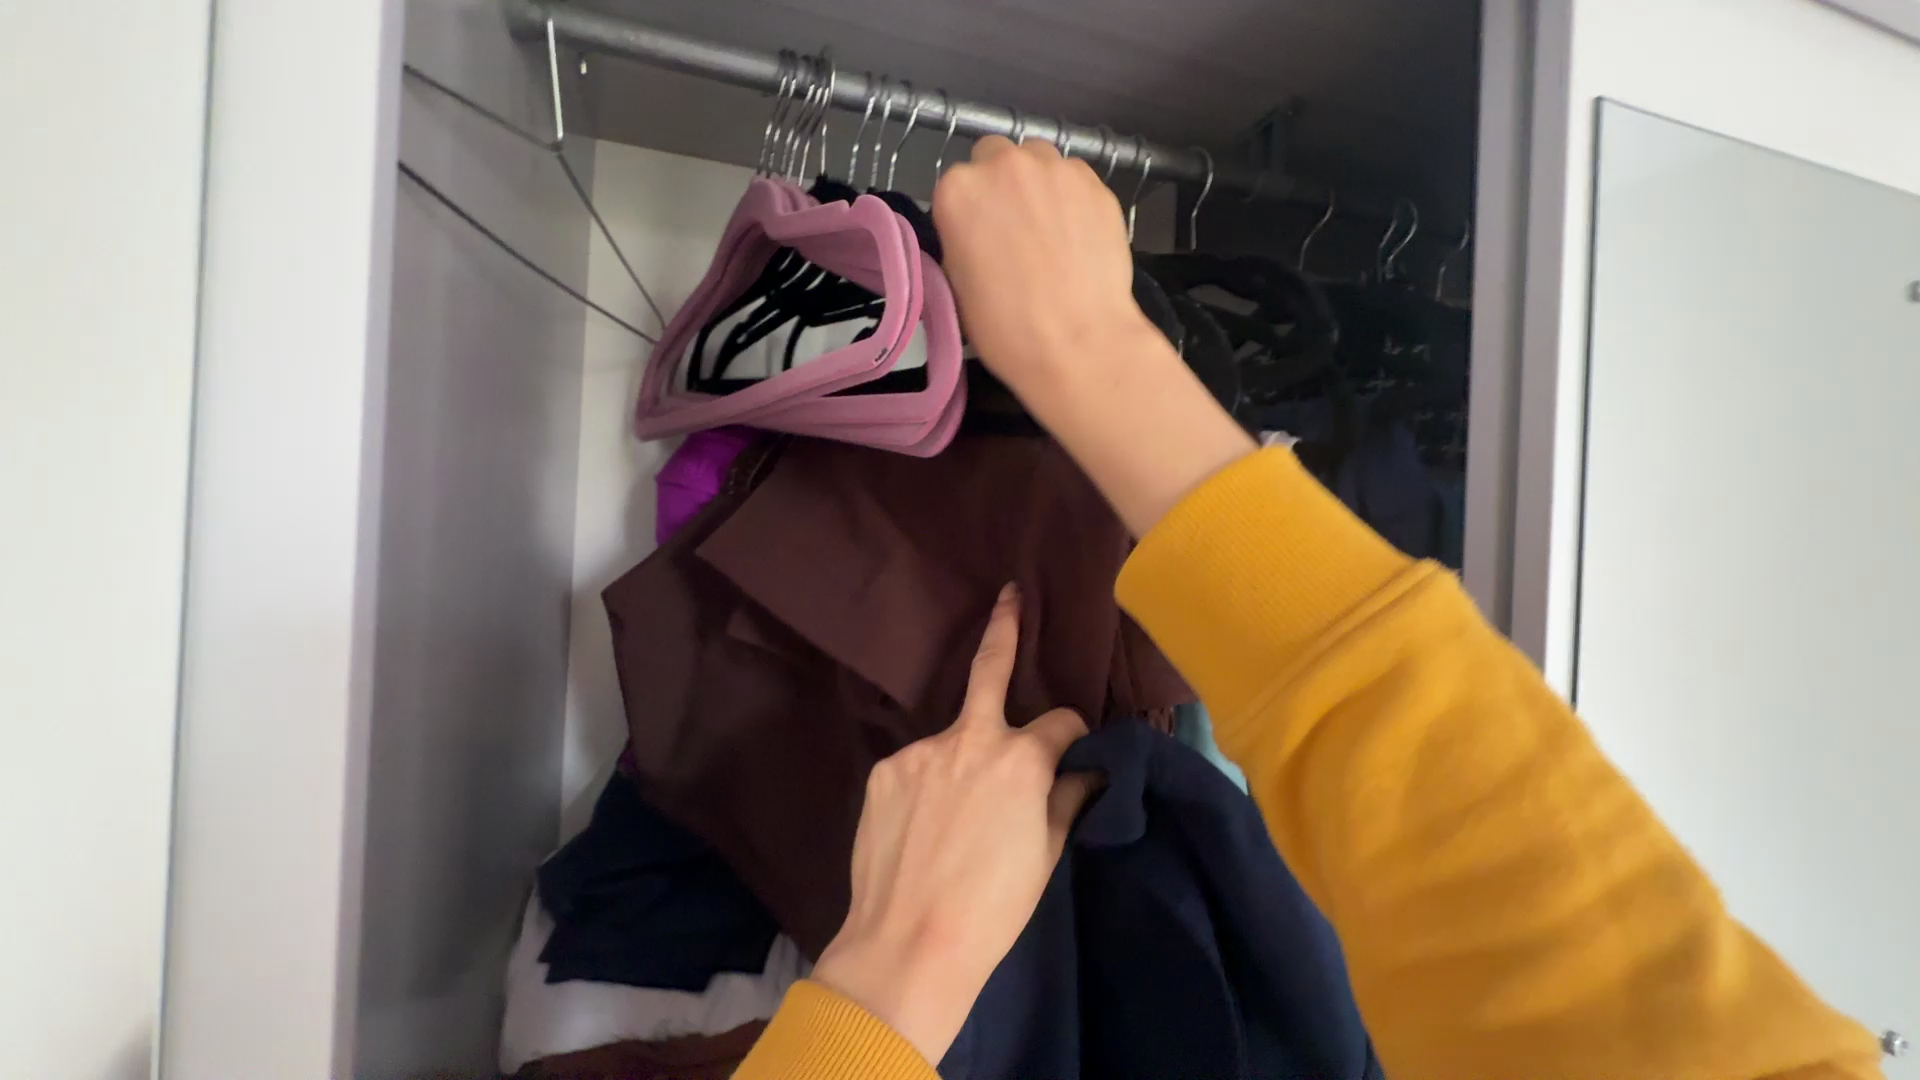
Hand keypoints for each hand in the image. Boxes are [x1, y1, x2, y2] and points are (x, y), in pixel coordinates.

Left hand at [811, 584, 1099, 1064]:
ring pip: (953, 742)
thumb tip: (1085, 770)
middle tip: (1009, 595)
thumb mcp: (1046, 854)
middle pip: (990, 670)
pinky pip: (916, 767)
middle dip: (1005, 628)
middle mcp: (968, 738)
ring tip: (952, 821)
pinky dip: (926, 785)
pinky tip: (921, 827)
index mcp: (1019, 758)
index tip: (1077, 752)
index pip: (1060, 722)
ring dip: (962, 762)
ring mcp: (919, 751)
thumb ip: (1067, 798)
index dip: (1074, 737)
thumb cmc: (993, 907)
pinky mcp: (883, 770)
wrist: (909, 944)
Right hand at [932, 135, 1154, 395]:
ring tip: (1049, 233)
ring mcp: (1056, 170)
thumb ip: (959, 245)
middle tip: (1013, 231)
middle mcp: (1005, 165)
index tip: (977, 240)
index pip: (955, 185)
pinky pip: (1076, 181)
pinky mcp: (1097, 185)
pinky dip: (1073, 200)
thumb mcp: (957, 289)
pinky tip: (1078, 239)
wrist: (1078, 343)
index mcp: (958, 191)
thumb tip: (972, 238)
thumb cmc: (1007, 329)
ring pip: (1040, 162)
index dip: (967, 214)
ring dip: (1038, 186)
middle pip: (996, 158)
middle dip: (1001, 187)